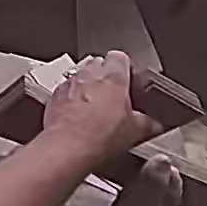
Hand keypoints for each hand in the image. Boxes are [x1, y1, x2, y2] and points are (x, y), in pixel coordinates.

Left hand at [41, 51, 164, 165]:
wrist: (68, 148)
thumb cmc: (99, 135)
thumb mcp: (135, 130)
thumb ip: (147, 122)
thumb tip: (153, 125)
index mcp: (113, 77)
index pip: (120, 57)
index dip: (125, 67)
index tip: (128, 78)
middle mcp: (88, 75)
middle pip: (97, 64)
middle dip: (104, 76)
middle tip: (113, 95)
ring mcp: (69, 84)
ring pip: (79, 76)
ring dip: (86, 86)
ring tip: (94, 107)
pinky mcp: (54, 97)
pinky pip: (64, 91)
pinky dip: (70, 98)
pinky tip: (76, 115)